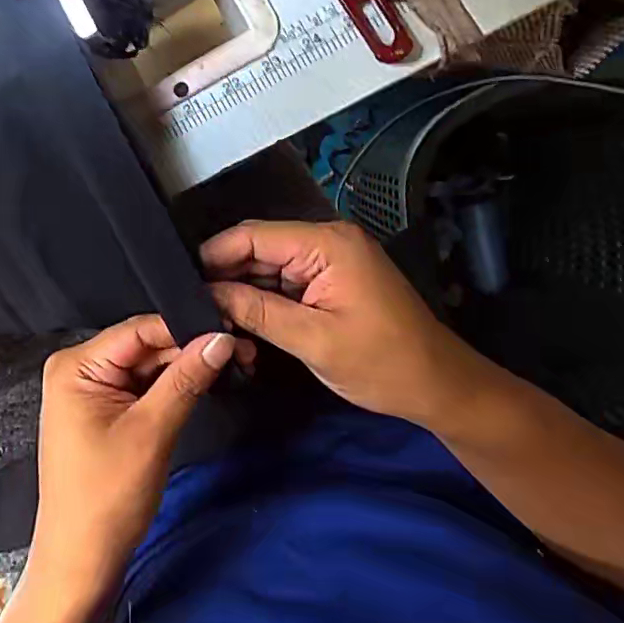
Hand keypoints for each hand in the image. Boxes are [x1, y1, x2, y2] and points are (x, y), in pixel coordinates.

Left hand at [30, 315, 248, 587]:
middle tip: (238, 349)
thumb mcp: (151, 432)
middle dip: (190, 348)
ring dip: (185, 367)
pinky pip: (143, 386)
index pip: (139, 330)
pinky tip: (203, 382)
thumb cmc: (106, 499)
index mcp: (75, 365)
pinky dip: (171, 387)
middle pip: (144, 345)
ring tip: (230, 363)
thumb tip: (221, 338)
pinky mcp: (104, 409)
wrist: (81, 563)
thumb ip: (186, 379)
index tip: (229, 326)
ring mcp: (90, 390)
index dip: (185, 326)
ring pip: (148, 365)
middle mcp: (78, 368)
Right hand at [201, 219, 489, 428]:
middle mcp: (328, 240)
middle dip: (228, 279)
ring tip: (217, 324)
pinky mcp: (331, 279)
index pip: (255, 235)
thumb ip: (256, 312)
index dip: (216, 255)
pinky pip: (286, 283)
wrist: (440, 387)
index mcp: (328, 243)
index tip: (183, 281)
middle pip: (260, 249)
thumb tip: (207, 295)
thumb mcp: (313, 340)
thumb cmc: (383, 364)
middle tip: (197, 310)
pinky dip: (265, 303)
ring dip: (244, 295)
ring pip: (269, 268)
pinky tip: (244, 325)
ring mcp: (331, 259)